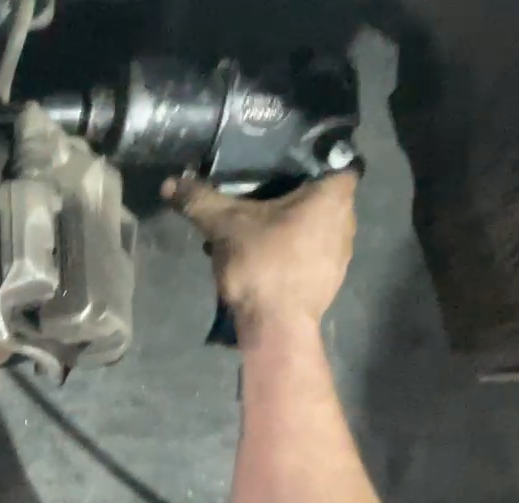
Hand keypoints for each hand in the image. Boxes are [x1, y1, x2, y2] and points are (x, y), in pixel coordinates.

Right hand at [163, 171, 358, 337]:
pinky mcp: (329, 280)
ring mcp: (342, 253)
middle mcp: (348, 218)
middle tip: (254, 206)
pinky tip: (261, 267)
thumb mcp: (224, 227)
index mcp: (334, 194)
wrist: (276, 325)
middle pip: (316, 197)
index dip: (305, 162)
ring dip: (285, 231)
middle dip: (286, 201)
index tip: (277, 171)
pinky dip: (287, 256)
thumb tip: (170, 183)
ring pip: (311, 228)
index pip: (329, 160)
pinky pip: (308, 256)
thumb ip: (200, 201)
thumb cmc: (262, 264)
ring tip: (252, 239)